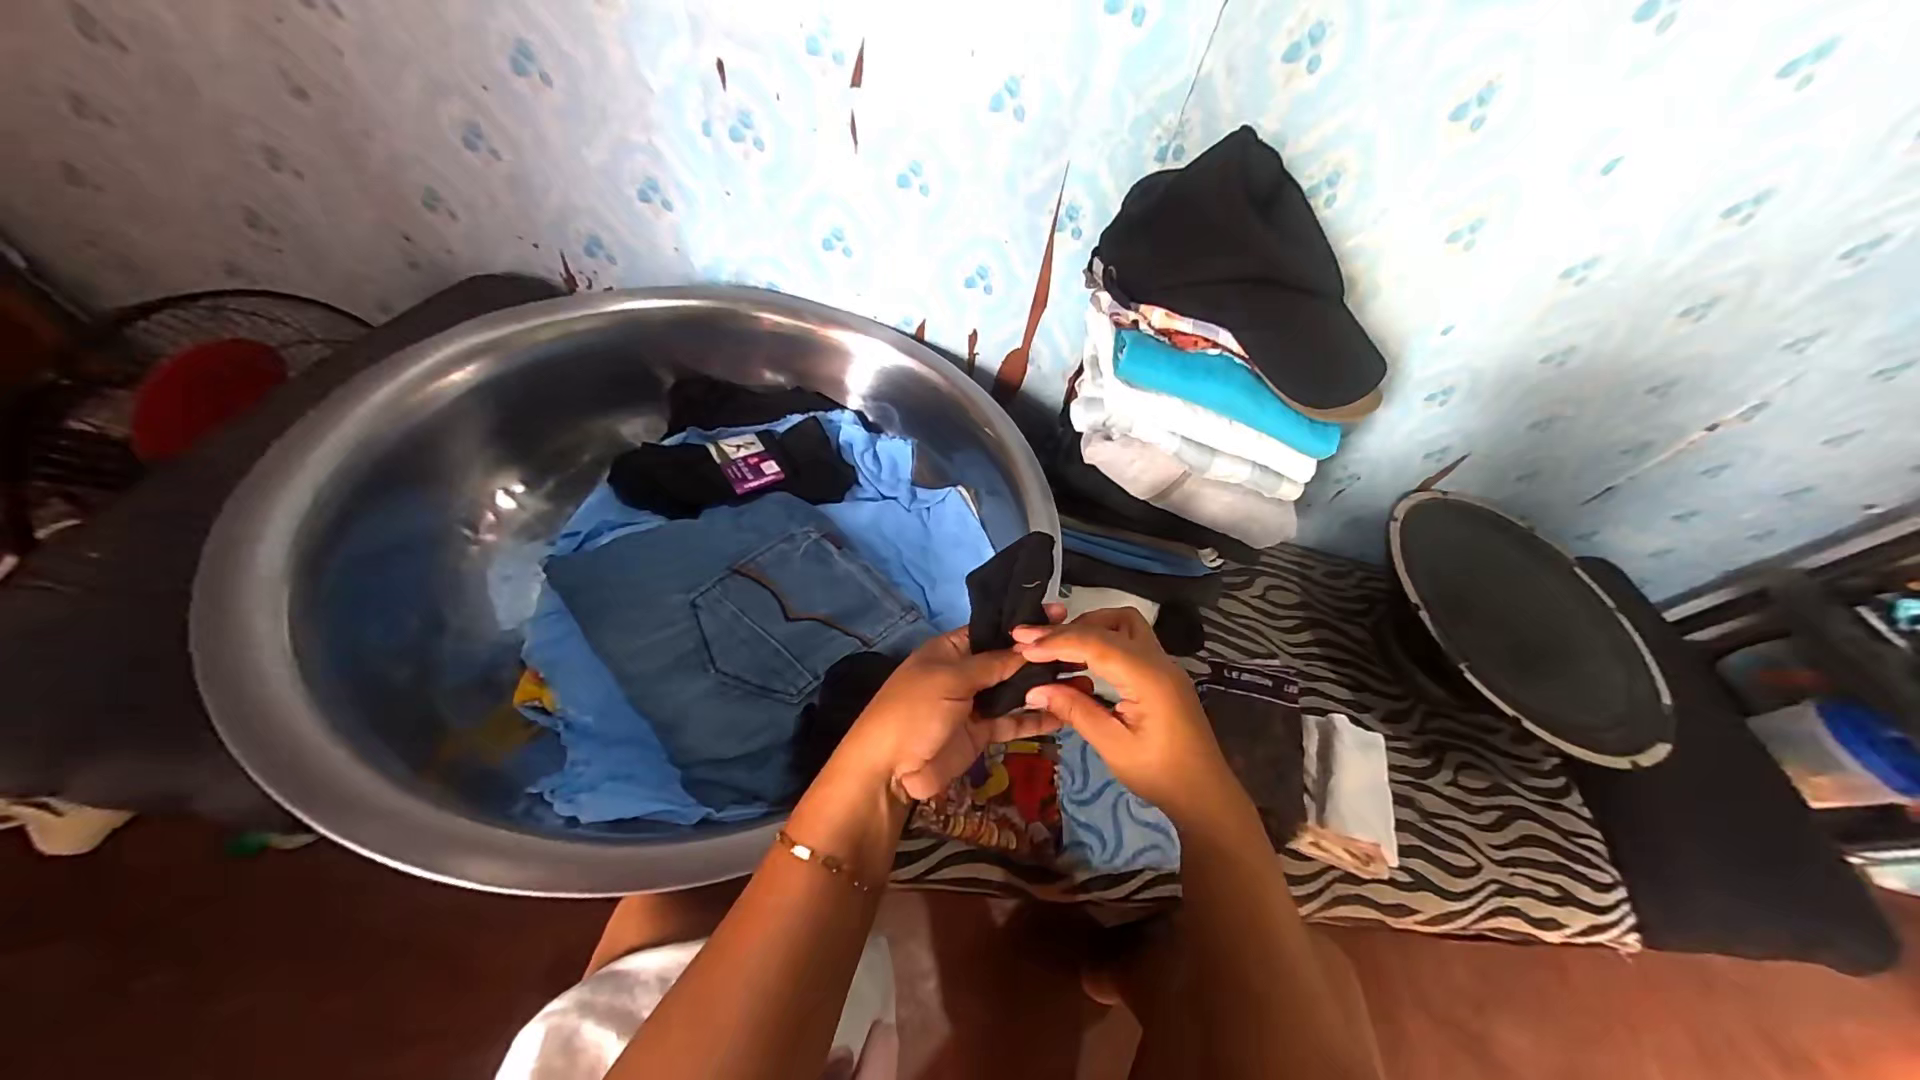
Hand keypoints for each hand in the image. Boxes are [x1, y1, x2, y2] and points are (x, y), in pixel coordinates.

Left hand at [843, 606, 1072, 800]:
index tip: (1060, 613)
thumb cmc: (913, 711)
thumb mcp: (951, 679)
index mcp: (950, 649)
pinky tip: (1064, 715)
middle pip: (1008, 660)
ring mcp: (974, 703)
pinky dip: (1035, 718)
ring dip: (1043, 687)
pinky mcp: (981, 732)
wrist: (889, 770)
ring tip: (1082, 681)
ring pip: (1014, 690)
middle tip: (1081, 651)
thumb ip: (992, 664)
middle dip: (1040, 656)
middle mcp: (965, 671)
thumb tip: (1028, 647)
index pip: (992, 629)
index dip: (1023, 624)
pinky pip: (1012, 720)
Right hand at [1012, 608, 1240, 823]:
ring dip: (1087, 629)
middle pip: (1110, 623)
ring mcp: (1163, 665)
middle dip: (1068, 629)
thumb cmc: (1160, 775)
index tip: (1022, 645)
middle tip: (1030, 640)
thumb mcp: (1113, 746)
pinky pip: (1129, 642)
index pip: (1096, 643)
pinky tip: (1079, 661)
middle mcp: (1158, 661)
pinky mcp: (1161, 674)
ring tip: (1053, 647)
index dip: (1056, 641)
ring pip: (1123, 625)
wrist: (1205, 795)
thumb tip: (1034, 689)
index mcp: (1149, 677)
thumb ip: (1075, 711)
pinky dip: (1100, 642)